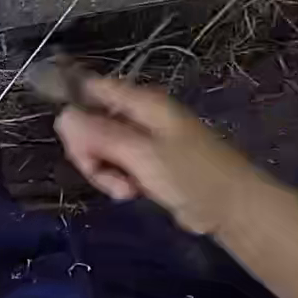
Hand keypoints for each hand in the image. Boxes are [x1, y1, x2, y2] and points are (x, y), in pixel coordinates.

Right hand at [53, 75, 264, 234]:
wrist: (236, 210)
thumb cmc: (192, 176)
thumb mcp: (141, 153)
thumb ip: (99, 134)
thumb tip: (62, 117)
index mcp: (140, 101)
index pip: (92, 87)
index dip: (72, 102)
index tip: (66, 136)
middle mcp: (139, 113)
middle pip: (91, 120)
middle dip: (89, 148)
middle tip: (100, 172)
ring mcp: (143, 137)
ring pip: (101, 145)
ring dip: (104, 169)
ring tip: (123, 190)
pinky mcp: (147, 160)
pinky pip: (116, 162)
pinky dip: (117, 178)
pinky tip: (130, 193)